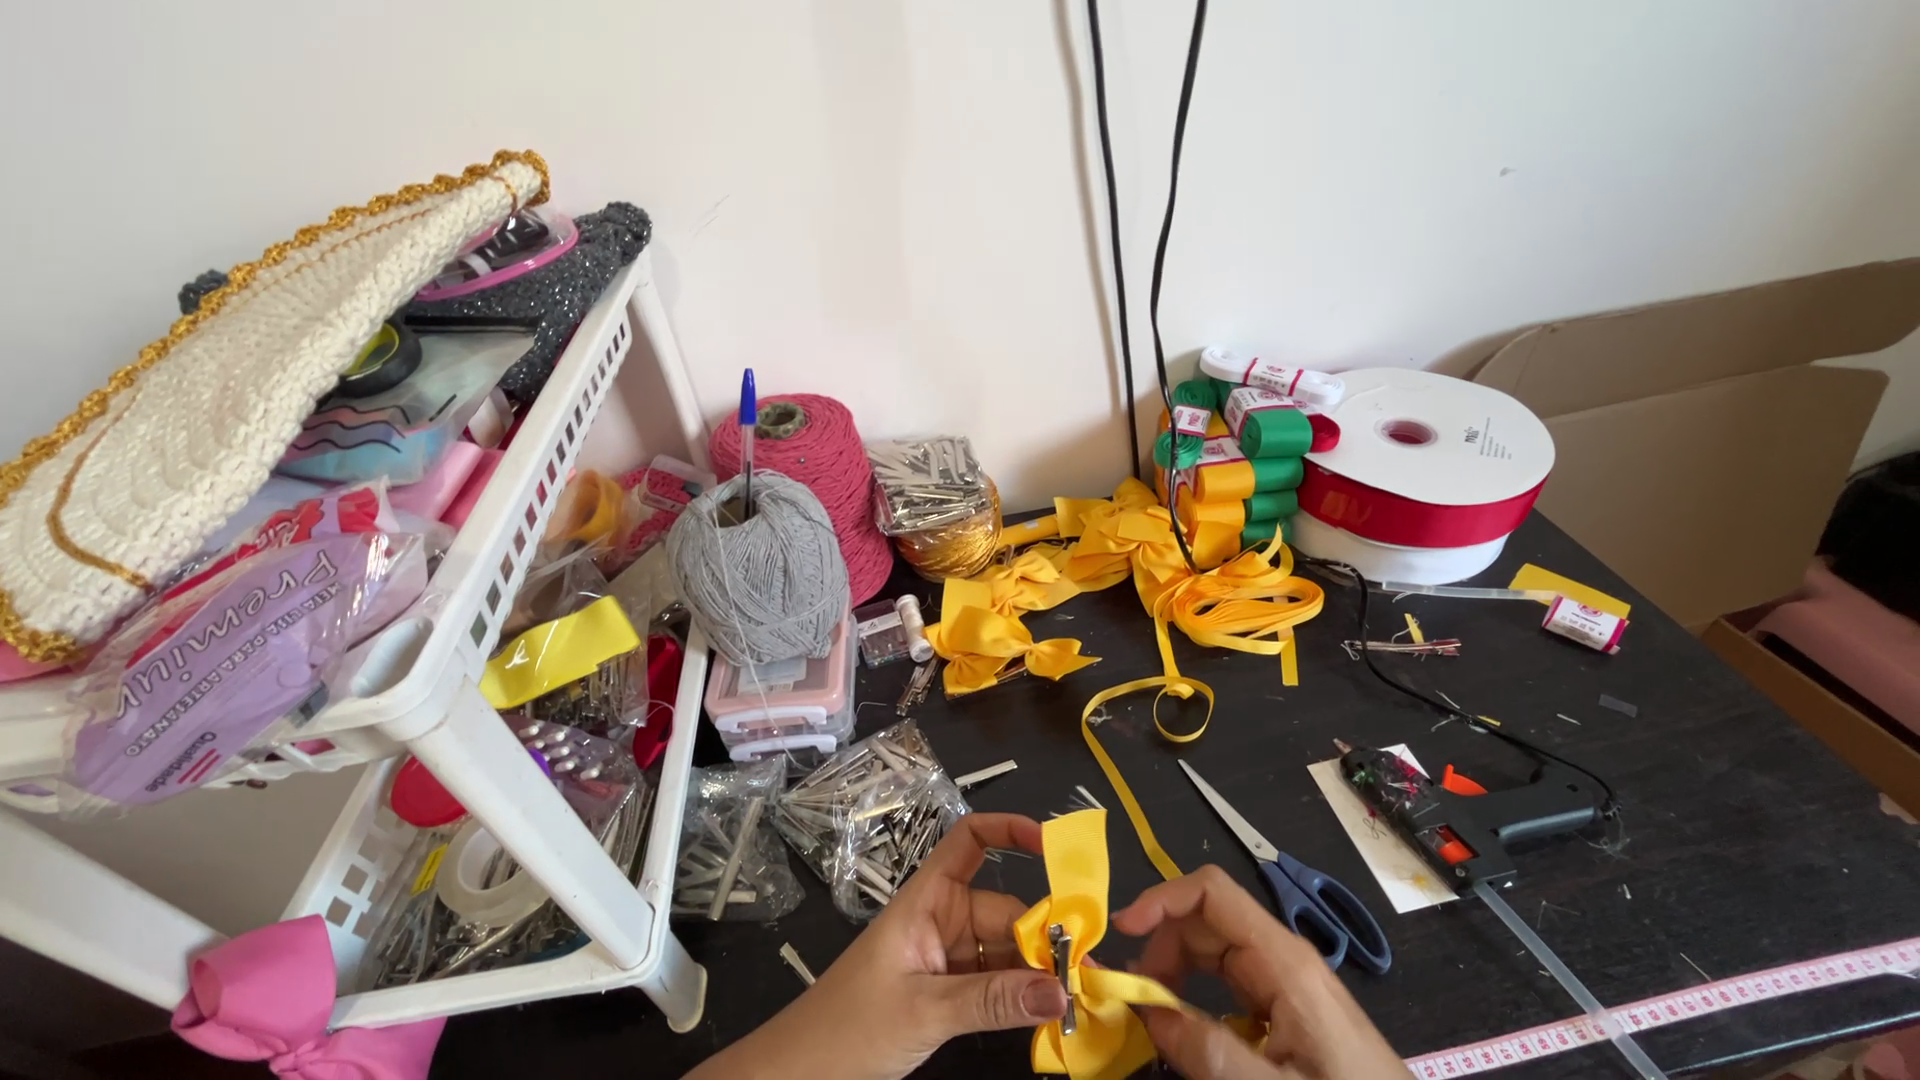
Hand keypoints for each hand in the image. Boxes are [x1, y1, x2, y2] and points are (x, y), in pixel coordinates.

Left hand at [688, 813, 1068, 1079]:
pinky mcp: (951, 988)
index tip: (1053, 844)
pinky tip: (1051, 1013)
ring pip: (1007, 949)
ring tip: (1081, 998)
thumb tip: (1061, 991)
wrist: (803, 1072)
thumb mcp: (925, 1011)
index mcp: (927, 899)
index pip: (970, 840)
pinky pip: (998, 980)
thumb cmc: (852, 1025)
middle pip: (1005, 908)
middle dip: (1045, 934)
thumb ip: (993, 1001)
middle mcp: (943, 917)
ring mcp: (949, 954)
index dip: (1009, 830)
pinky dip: (1023, 995)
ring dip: (1039, 971)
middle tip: (1088, 971)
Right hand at [1111, 865, 1409, 1078]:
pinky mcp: (1285, 1002)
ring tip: (1153, 1010)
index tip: (1121, 930)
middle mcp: (1282, 956)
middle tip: (1135, 996)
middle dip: (1160, 945)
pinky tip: (1186, 1024)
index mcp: (1283, 962)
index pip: (1211, 892)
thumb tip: (1147, 1011)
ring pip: (1211, 947)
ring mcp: (1284, 977)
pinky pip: (1227, 977)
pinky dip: (1194, 989)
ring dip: (1173, 968)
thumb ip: (1209, 1053)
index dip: (1160, 898)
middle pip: (1204, 919)